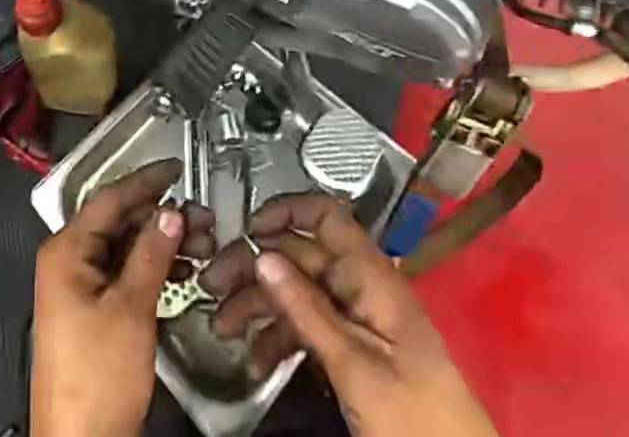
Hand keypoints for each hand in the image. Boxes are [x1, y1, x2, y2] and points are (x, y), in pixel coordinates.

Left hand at [30, 159, 214, 436]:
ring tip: (200, 241)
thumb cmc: (96, 378)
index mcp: (66, 251)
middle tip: (199, 215)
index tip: (173, 170)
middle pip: (117, 222)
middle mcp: (68, 260)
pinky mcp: (93, 308)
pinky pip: (124, 271)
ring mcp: (79, 285)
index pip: (109, 200)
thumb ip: (150, 255)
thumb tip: (169, 214)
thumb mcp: (130, 309)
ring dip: (161, 242)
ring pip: (124, 247)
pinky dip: (152, 266)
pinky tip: (182, 267)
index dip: (145, 182)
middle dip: (160, 216)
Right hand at [200, 193, 496, 436]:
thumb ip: (307, 309)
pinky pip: (304, 327)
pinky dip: (276, 338)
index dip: (288, 212)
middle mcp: (360, 288)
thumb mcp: (356, 366)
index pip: (328, 218)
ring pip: (294, 292)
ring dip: (255, 305)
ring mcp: (354, 320)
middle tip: (213, 285)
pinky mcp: (351, 350)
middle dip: (253, 267)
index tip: (250, 228)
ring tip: (222, 327)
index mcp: (372, 278)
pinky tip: (255, 359)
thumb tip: (262, 254)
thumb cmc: (415, 418)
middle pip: (298, 256)